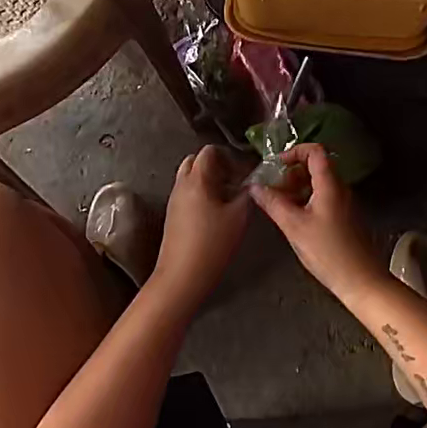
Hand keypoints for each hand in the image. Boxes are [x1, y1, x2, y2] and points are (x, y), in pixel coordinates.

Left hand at [153, 145, 249, 300]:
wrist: (182, 276)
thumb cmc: (213, 243)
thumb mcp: (239, 215)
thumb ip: (248, 192)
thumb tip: (253, 181)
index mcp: (197, 180)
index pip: (209, 151)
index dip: (228, 155)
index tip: (244, 169)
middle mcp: (181, 185)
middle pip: (196, 162)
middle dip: (216, 165)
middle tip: (235, 180)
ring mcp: (174, 201)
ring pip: (190, 178)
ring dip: (209, 180)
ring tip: (229, 197)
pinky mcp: (173, 216)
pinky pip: (187, 193)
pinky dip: (201, 194)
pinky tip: (217, 212)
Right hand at [251, 144, 383, 298]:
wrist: (360, 279)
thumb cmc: (327, 251)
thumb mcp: (294, 226)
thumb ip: (274, 203)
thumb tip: (255, 187)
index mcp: (330, 184)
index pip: (315, 151)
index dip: (294, 151)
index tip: (276, 166)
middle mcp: (340, 188)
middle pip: (316, 166)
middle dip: (291, 173)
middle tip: (273, 189)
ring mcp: (344, 202)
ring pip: (319, 183)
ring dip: (297, 187)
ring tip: (279, 205)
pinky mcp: (344, 216)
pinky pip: (324, 197)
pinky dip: (307, 199)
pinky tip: (294, 217)